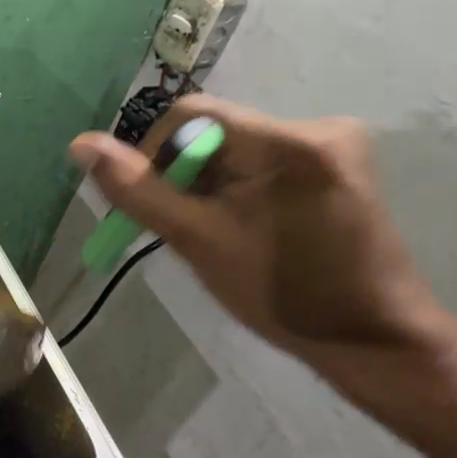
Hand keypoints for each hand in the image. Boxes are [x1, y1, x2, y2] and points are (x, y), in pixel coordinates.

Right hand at [68, 95, 450, 364]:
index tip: (158, 205)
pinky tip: (249, 226)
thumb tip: (80, 143)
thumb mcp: (196, 240)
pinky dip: (240, 187)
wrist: (376, 342)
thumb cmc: (283, 293)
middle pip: (214, 130)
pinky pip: (263, 159)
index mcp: (287, 141)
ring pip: (235, 147)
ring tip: (220, 232)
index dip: (156, 154)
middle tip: (185, 226)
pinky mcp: (340, 165)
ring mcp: (336, 145)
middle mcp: (318, 127)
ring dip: (211, 183)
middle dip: (187, 174)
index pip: (190, 115)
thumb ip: (136, 188)